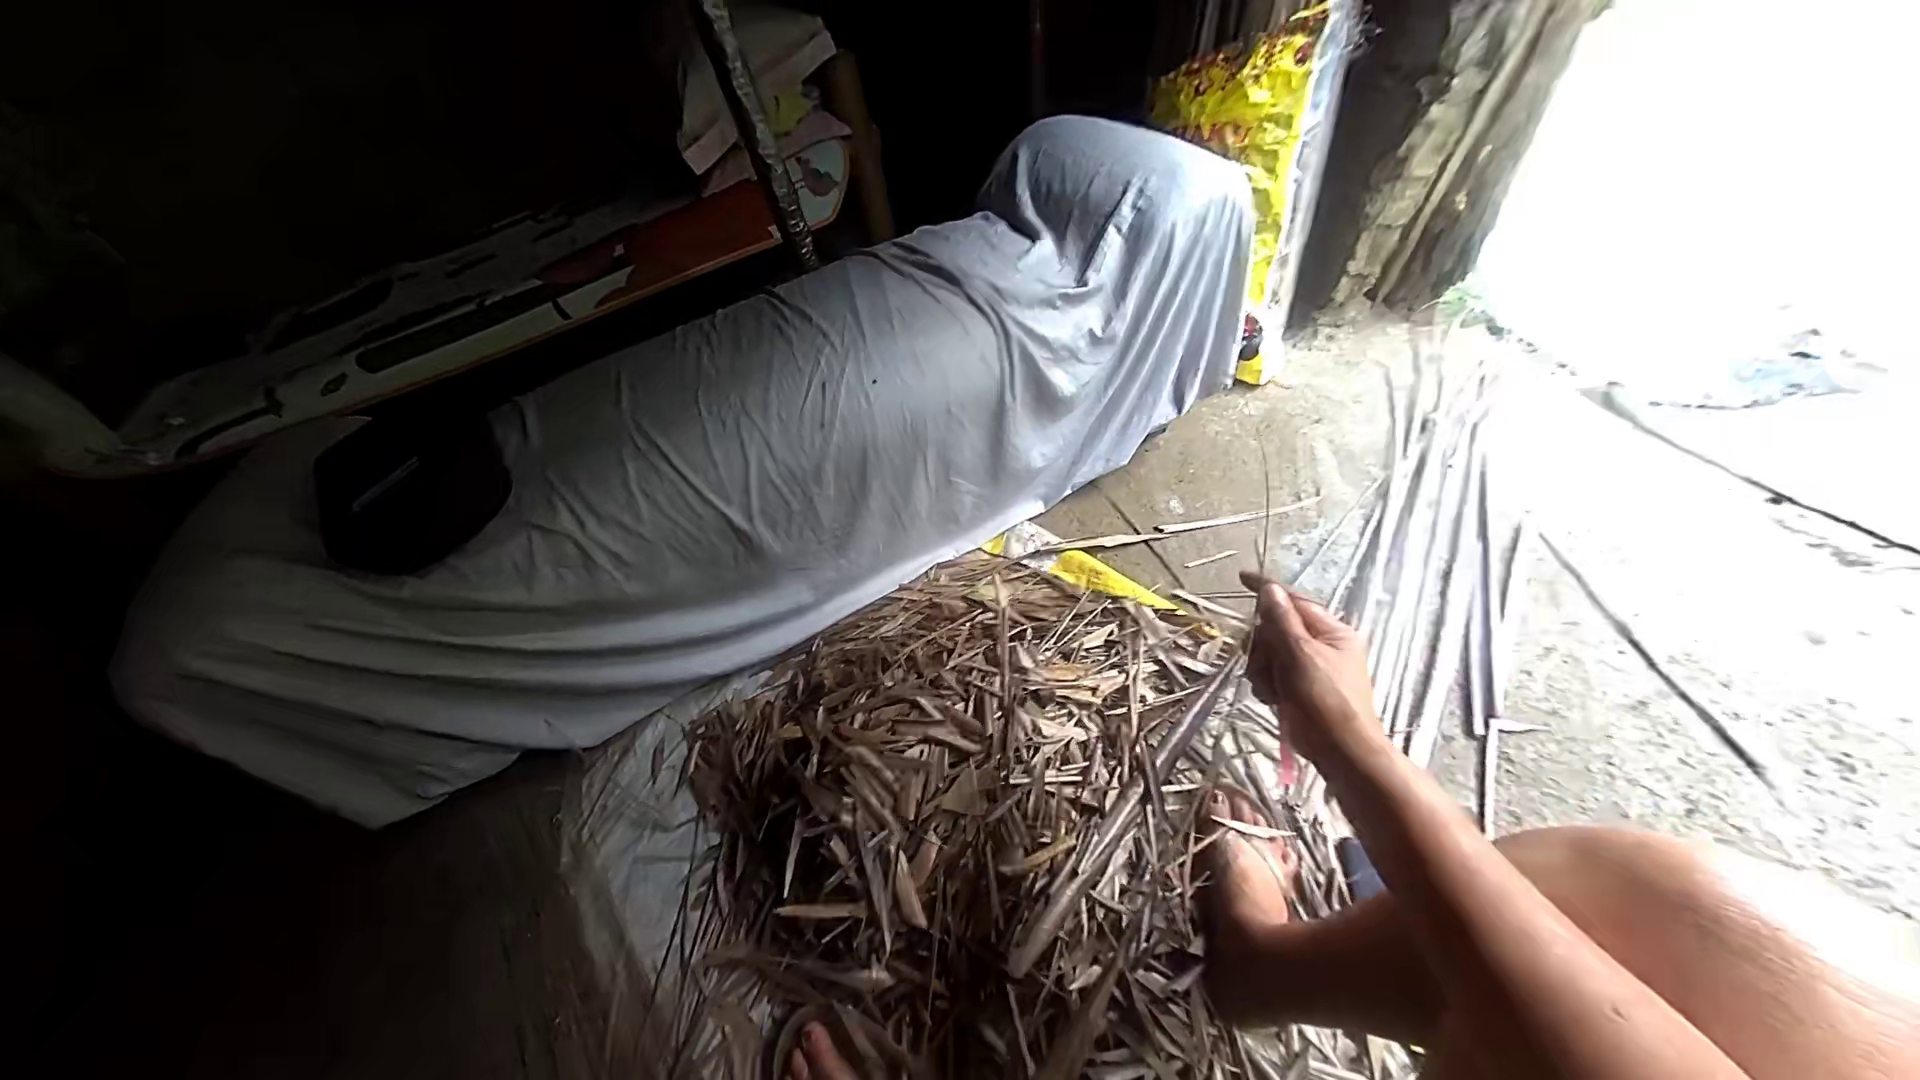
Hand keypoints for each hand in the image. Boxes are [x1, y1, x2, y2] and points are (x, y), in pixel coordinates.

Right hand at [1239, 570, 1382, 766]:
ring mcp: (1310, 668)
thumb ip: (1281, 619)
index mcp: (1332, 631)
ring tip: (1274, 688)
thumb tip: (1270, 589)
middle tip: (1266, 663)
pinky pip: (1270, 674)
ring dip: (1263, 669)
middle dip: (1264, 646)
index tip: (1242, 578)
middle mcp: (1322, 646)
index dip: (1267, 590)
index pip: (1293, 600)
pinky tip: (1275, 699)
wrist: (1340, 750)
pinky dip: (1267, 685)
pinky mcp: (1298, 688)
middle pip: (1275, 629)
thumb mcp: (1301, 653)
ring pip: (1268, 653)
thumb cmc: (1326, 698)